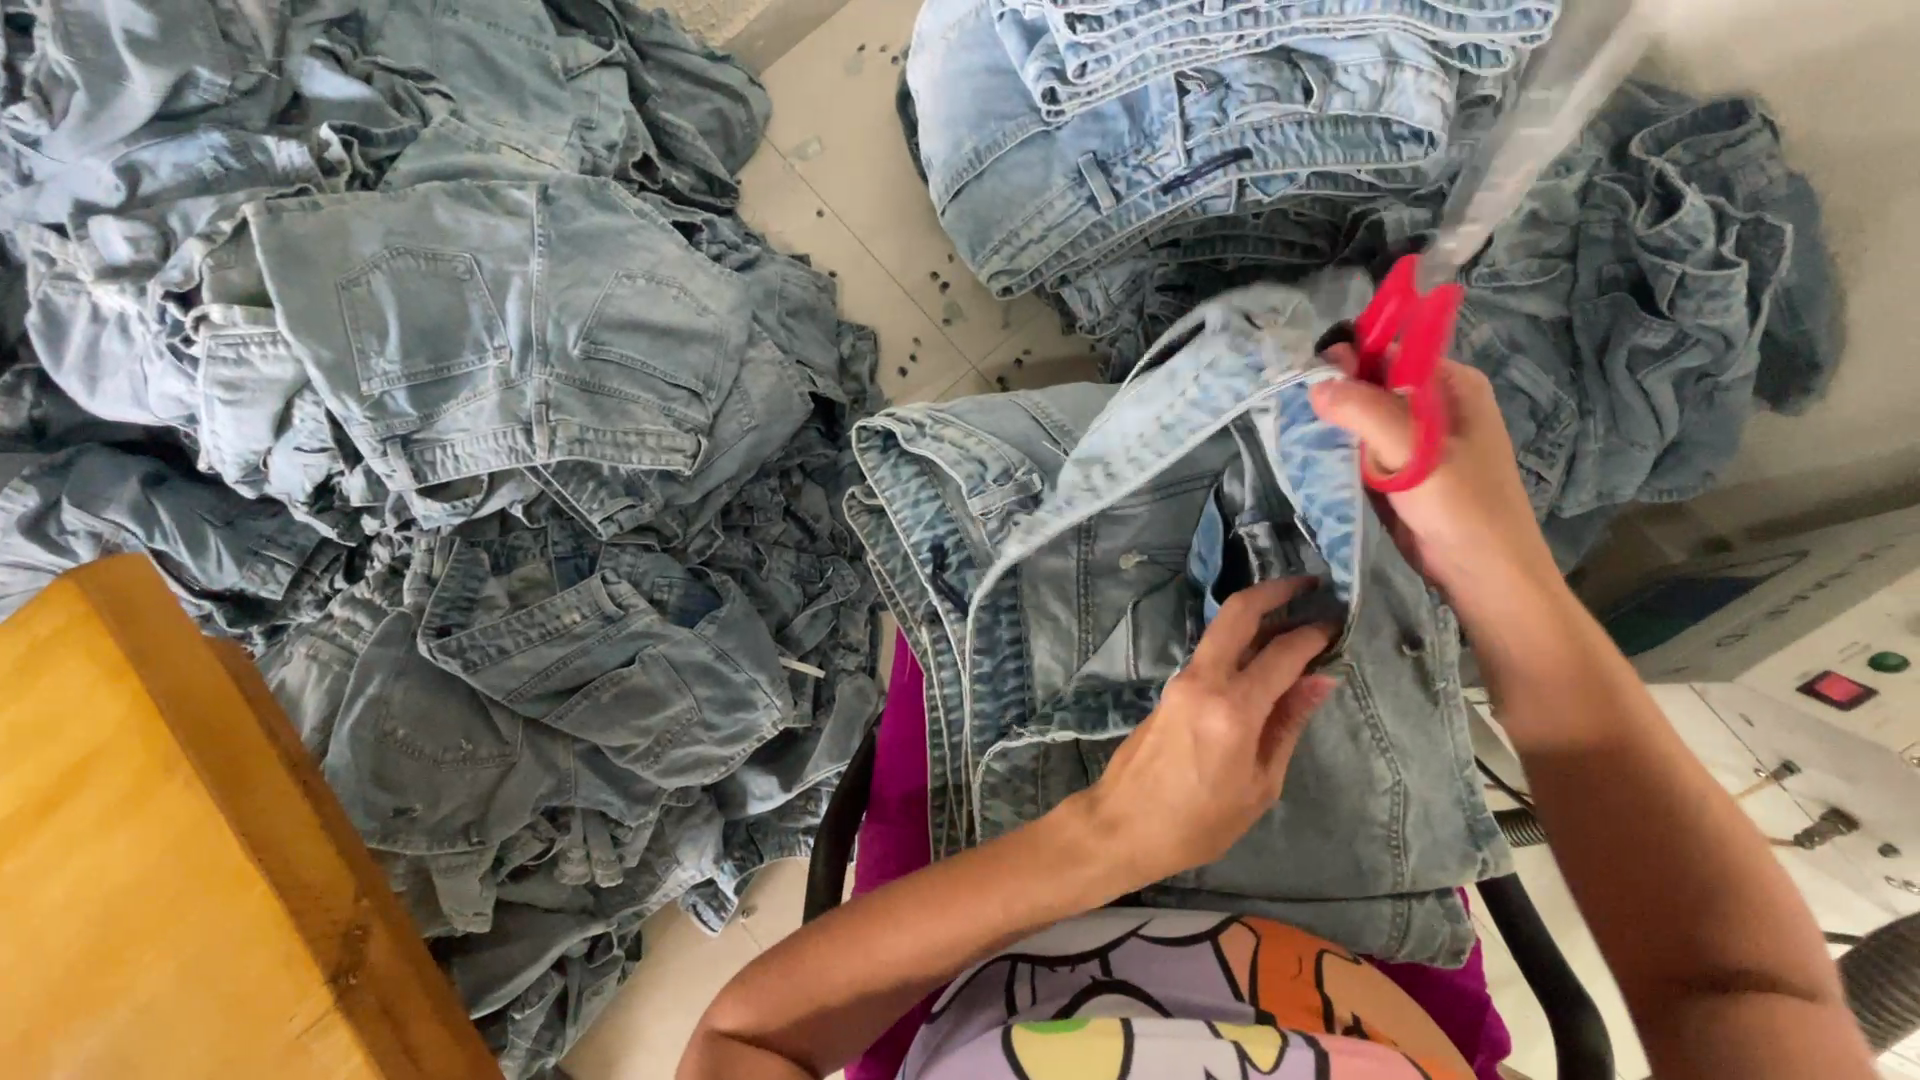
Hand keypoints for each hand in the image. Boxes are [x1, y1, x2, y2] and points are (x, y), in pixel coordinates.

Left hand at [1072, 577, 1336, 889]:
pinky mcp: (1169, 688)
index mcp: (1232, 710)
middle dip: (1275, 591)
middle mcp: (1203, 681)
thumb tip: (1320, 680)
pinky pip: (1211, 654)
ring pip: (1222, 630)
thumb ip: (1287, 725)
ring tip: (1294, 620)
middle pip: (1238, 613)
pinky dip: (1239, 644)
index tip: (1339, 623)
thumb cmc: (1198, 822)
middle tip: (1310, 586)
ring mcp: (1180, 680)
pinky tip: (1263, 656)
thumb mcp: (1259, 785)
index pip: (1283, 653)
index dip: (1314, 634)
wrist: (1122, 824)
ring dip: (1257, 616)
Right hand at [1309, 345, 1567, 631]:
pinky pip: (1359, 448)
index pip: (1395, 350)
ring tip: (1302, 430)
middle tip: (1303, 407)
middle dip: (1338, 391)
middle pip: (1373, 382)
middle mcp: (1433, 405)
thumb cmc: (1462, 507)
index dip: (1355, 354)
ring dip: (1334, 424)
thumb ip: (1366, 413)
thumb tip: (1317, 385)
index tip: (1315, 373)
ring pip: (1362, 416)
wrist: (1482, 573)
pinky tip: (1316, 455)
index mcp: (1451, 386)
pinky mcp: (1396, 470)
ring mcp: (1414, 440)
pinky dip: (1338, 450)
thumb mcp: (1415, 452)